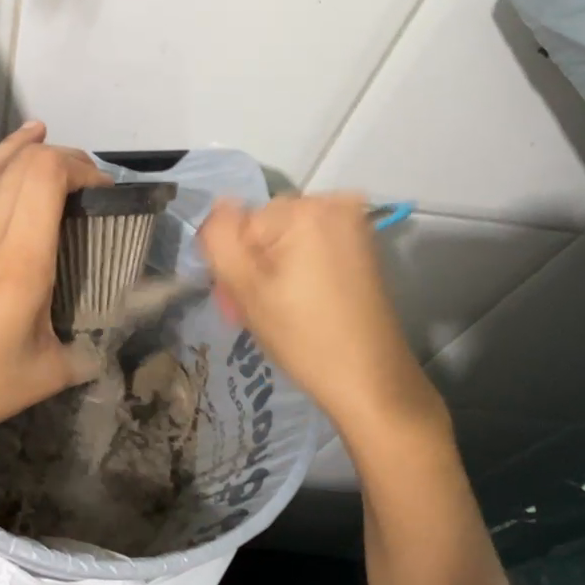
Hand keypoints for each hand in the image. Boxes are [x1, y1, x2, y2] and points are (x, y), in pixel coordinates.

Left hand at [0, 122, 106, 470]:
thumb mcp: (52, 372)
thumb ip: (88, 347)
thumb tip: (109, 338)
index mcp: (19, 263)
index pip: (45, 177)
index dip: (80, 168)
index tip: (104, 192)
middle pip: (20, 164)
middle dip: (60, 156)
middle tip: (86, 179)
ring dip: (19, 150)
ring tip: (43, 137)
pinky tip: (6, 178)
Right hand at [198, 193, 444, 433]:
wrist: (369, 379)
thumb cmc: (303, 337)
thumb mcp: (247, 289)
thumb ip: (220, 240)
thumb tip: (216, 206)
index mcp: (304, 210)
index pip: (238, 225)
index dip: (231, 264)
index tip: (234, 303)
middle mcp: (334, 204)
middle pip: (264, 229)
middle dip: (252, 267)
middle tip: (250, 312)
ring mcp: (353, 225)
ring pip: (284, 241)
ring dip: (271, 272)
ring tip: (274, 312)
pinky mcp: (362, 248)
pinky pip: (310, 249)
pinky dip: (296, 272)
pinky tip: (298, 304)